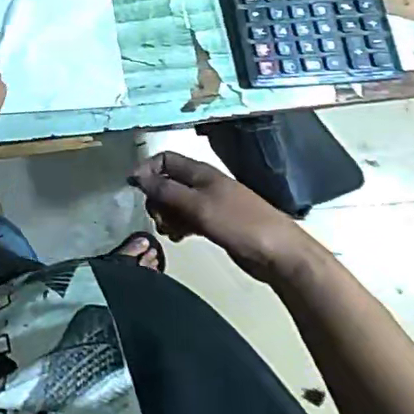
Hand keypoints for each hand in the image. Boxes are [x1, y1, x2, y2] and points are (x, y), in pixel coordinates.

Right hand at [129, 152, 317, 283]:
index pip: (165, 160)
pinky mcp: (214, 223)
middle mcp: (202, 184)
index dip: (147, 170)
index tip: (135, 189)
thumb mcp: (198, 206)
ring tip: (171, 232)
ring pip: (176, 203)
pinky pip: (187, 219)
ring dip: (167, 215)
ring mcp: (209, 204)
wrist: (278, 253)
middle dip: (156, 199)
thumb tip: (137, 176)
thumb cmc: (239, 224)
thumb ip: (167, 191)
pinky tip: (181, 238)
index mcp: (200, 172)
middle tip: (159, 218)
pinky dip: (179, 226)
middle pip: (167, 182)